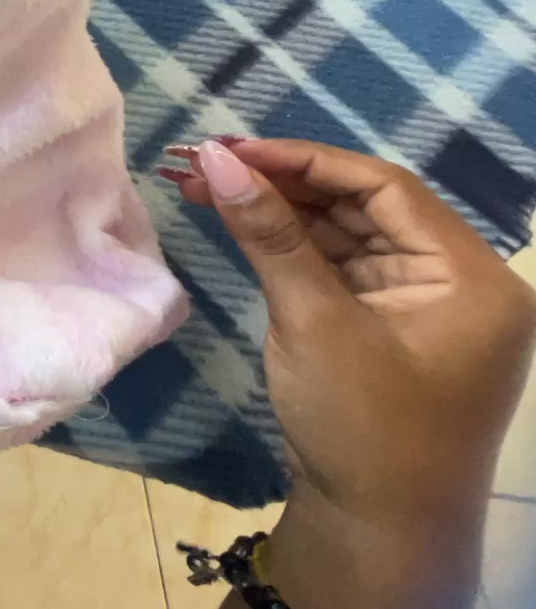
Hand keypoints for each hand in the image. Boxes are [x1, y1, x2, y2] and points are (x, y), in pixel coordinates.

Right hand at [163, 138, 533, 525]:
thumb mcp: (312, 319)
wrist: (376, 516)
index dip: (300, 159)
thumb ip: (268, 233)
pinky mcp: (378, 317)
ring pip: (338, 228)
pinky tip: (233, 221)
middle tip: (197, 163)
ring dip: (269, 205)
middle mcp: (453, 279)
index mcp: (470, 276)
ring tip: (197, 184)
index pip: (383, 187)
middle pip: (360, 203)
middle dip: (276, 179)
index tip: (224, 150)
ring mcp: (415, 299)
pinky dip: (279, 238)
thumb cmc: (362, 419)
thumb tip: (216, 159)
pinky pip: (328, 259)